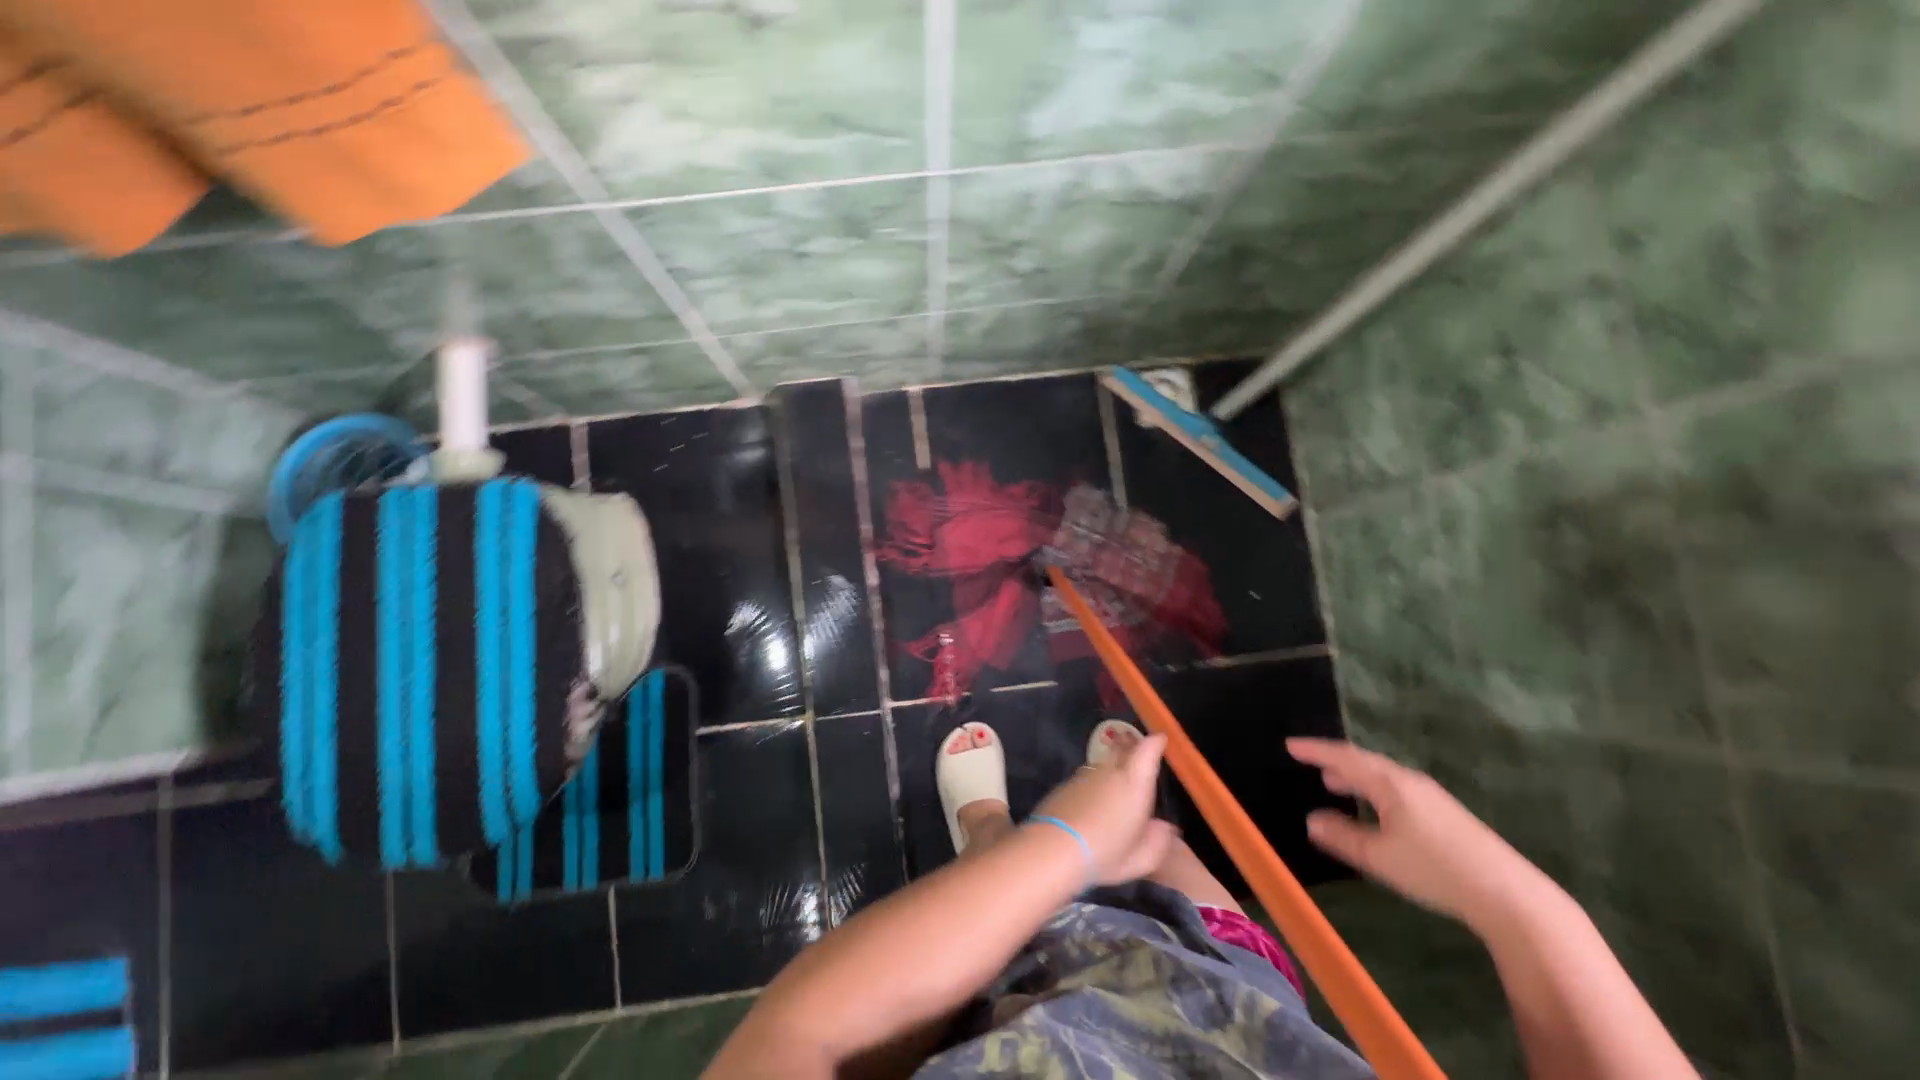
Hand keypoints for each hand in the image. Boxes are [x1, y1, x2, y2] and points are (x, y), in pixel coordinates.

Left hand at [1030, 733, 1178, 884]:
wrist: (1053, 849)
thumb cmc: (1105, 853)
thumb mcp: (1141, 858)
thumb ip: (1158, 841)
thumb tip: (1165, 828)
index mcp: (1134, 782)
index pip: (1147, 750)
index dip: (1155, 743)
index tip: (1160, 739)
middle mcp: (1109, 771)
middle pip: (1123, 750)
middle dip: (1133, 749)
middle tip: (1139, 757)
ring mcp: (1084, 776)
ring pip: (1103, 766)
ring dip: (1111, 771)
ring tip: (1116, 790)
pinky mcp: (1063, 786)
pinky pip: (1085, 779)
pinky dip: (1093, 787)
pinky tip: (1091, 807)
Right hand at [1287, 737, 1554, 929]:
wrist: (1506, 893)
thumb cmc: (1434, 869)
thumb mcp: (1379, 857)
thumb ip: (1343, 837)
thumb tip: (1312, 820)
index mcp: (1391, 784)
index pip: (1345, 758)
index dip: (1316, 751)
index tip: (1290, 745)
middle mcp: (1411, 782)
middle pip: (1367, 763)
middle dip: (1336, 763)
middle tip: (1310, 764)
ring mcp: (1432, 798)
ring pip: (1384, 779)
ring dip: (1357, 778)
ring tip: (1335, 784)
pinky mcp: (1446, 816)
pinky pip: (1398, 792)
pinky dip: (1375, 792)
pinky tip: (1375, 811)